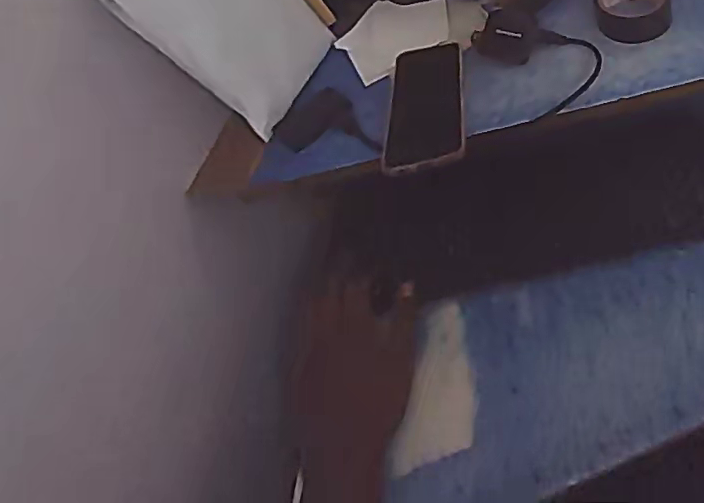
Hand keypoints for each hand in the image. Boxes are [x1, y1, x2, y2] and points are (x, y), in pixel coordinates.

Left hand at [292, 271, 418, 501]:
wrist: (343, 449)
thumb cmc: (380, 404)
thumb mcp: (402, 360)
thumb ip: (404, 319)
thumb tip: (407, 284)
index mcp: (355, 324)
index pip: (356, 282)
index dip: (364, 266)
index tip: (372, 256)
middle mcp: (327, 328)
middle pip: (328, 287)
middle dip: (337, 266)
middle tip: (346, 253)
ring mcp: (308, 346)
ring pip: (309, 304)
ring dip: (319, 283)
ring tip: (327, 271)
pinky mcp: (296, 364)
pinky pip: (298, 326)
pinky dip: (305, 310)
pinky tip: (310, 308)